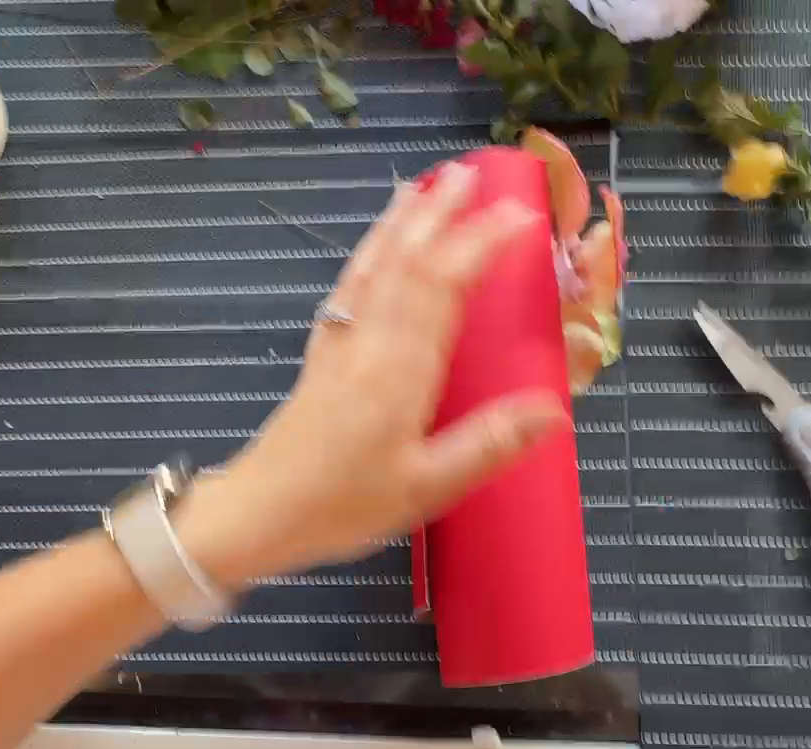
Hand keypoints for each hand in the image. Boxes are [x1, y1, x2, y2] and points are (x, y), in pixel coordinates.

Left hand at [178, 161, 565, 588]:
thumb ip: (485, 446)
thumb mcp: (423, 488)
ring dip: (395, 228)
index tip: (519, 214)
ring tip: (416, 190)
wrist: (257, 513)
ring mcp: (335, 350)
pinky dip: (361, 265)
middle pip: (403, 265)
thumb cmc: (340, 506)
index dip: (478, 244)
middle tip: (469, 173)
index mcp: (398, 371)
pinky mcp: (316, 364)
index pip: (440, 286)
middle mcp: (366, 345)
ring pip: (368, 273)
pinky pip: (342, 297)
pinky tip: (367, 257)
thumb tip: (552, 410)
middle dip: (438, 216)